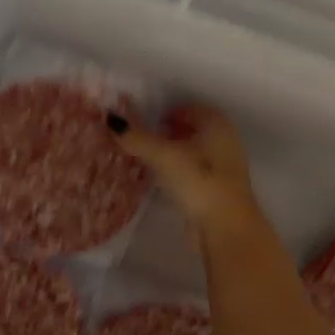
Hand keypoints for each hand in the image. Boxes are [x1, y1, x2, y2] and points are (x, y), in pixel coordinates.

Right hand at [108, 104, 259, 230]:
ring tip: (145, 157)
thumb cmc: (197, 180)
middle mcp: (223, 143)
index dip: (170, 110)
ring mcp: (221, 169)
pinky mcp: (213, 191)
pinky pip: (191, 172)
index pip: (192, 109)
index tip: (146, 118)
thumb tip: (110, 120)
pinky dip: (176, 171)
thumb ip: (137, 138)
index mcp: (217, 127)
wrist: (221, 225)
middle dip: (170, 131)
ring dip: (172, 153)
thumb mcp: (163, 156)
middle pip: (193, 130)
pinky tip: (159, 179)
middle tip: (142, 137)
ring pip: (193, 153)